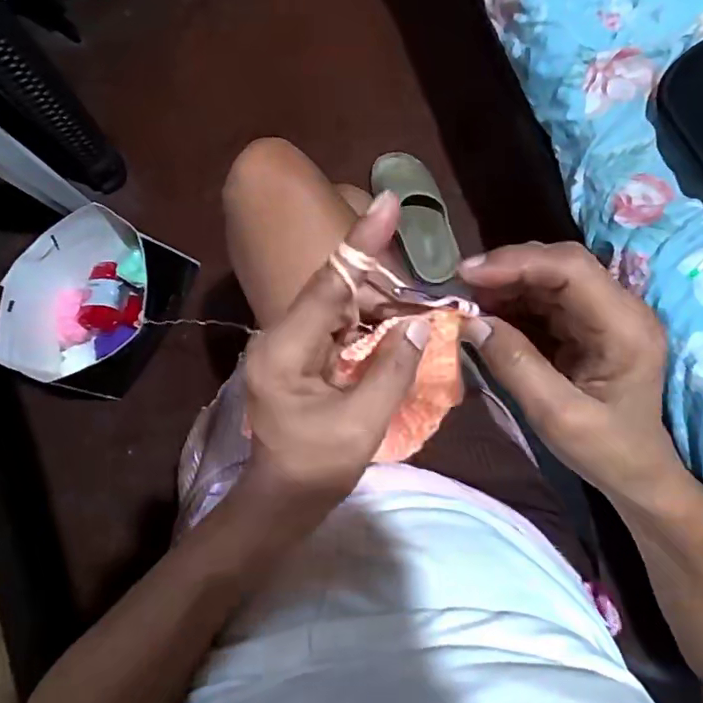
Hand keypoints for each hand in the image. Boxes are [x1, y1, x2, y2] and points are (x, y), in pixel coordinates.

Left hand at [241, 194, 426, 511]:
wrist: (281, 499)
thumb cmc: (317, 469)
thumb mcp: (362, 422)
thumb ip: (393, 367)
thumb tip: (421, 323)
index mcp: (285, 348)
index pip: (327, 283)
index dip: (361, 242)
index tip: (388, 203)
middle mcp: (278, 336)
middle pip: (334, 291)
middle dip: (380, 284)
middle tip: (425, 290)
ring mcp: (284, 345)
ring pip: (336, 307)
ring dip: (376, 304)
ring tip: (418, 306)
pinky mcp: (296, 356)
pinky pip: (334, 327)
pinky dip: (365, 324)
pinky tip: (394, 326)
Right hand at [458, 243, 685, 501]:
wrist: (637, 475)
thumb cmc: (605, 450)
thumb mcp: (556, 415)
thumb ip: (514, 364)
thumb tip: (470, 322)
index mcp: (625, 327)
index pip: (571, 268)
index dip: (517, 262)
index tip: (467, 274)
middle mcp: (620, 309)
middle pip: (560, 264)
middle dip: (506, 268)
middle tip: (459, 286)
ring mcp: (604, 314)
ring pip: (549, 276)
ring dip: (505, 283)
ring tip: (466, 301)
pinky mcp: (586, 324)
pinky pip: (545, 298)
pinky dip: (511, 300)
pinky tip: (486, 313)